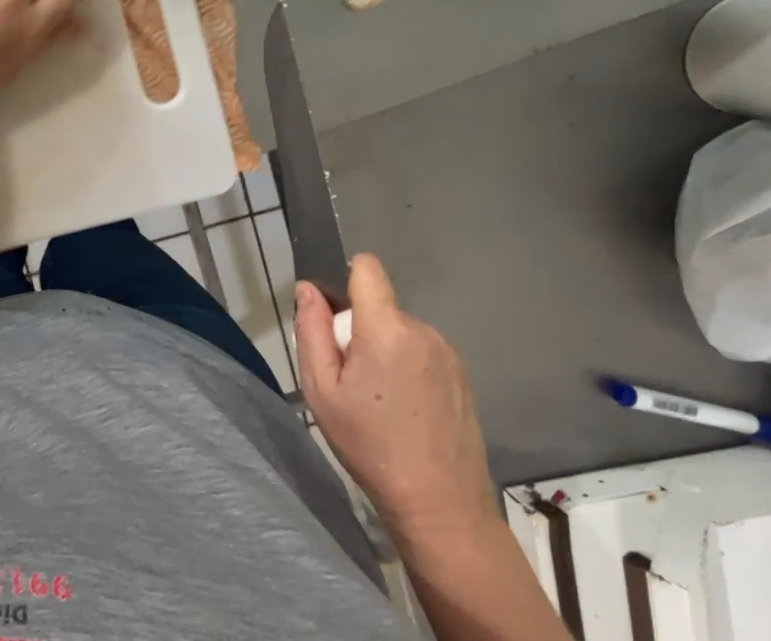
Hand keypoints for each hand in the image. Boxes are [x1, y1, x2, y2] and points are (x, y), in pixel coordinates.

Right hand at [294, 255, 496, 543]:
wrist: (439, 501)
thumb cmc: (369, 444)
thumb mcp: (321, 390)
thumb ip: (311, 331)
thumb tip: (308, 290)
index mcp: (387, 329)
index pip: (368, 268)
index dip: (344, 277)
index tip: (330, 313)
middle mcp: (423, 331)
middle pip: (378, 307)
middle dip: (357, 328)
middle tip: (346, 378)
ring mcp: (448, 353)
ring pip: (398, 331)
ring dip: (381, 349)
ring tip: (374, 399)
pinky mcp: (461, 375)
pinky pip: (420, 352)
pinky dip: (403, 367)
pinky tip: (401, 409)